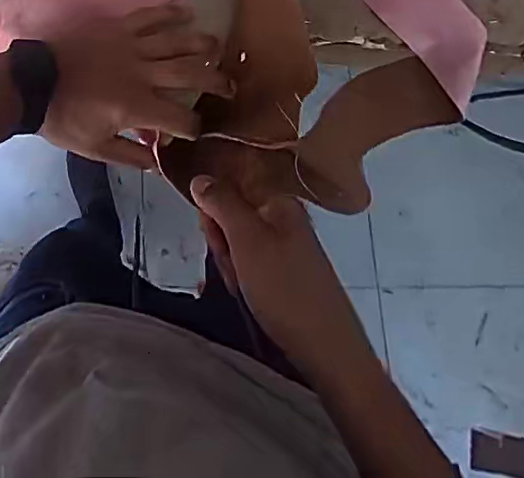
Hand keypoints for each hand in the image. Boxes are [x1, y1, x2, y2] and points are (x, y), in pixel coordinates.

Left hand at [41, 5, 227, 168]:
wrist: (33, 83)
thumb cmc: (64, 118)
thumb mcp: (94, 148)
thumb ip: (129, 155)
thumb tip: (159, 165)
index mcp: (136, 106)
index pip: (178, 119)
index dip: (193, 127)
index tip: (197, 130)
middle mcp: (142, 73)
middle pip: (190, 74)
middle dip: (215, 81)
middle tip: (230, 86)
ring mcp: (132, 46)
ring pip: (177, 42)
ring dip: (202, 44)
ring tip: (219, 48)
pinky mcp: (120, 27)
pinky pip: (151, 17)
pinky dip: (172, 14)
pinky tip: (189, 14)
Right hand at [191, 175, 373, 369]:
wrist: (325, 346)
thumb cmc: (285, 287)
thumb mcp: (246, 239)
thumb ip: (222, 203)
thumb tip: (199, 176)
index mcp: (280, 199)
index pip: (232, 186)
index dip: (215, 210)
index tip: (213, 233)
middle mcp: (284, 216)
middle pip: (233, 216)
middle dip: (223, 243)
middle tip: (233, 266)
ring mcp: (287, 245)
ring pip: (239, 244)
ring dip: (232, 265)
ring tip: (243, 286)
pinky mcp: (286, 271)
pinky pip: (252, 264)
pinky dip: (244, 280)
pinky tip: (250, 296)